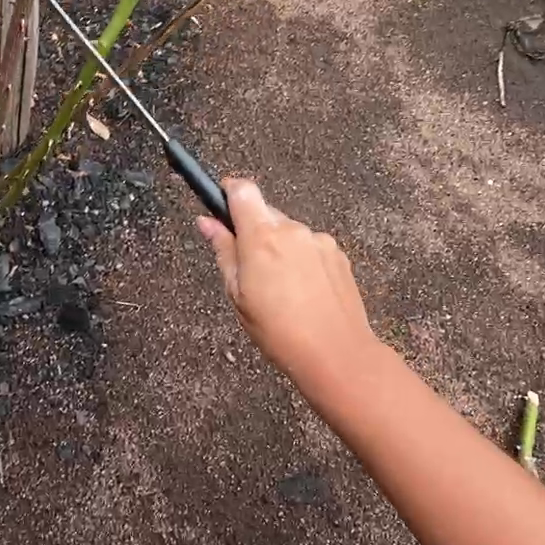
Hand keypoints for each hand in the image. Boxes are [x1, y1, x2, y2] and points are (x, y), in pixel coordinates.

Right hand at [197, 179, 383, 390]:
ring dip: (278, 248)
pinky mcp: (338, 254)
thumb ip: (223, 250)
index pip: (243, 190)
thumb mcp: (236, 293)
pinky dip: (300, 260)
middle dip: (253, 231)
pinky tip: (300, 291)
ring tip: (277, 288)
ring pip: (288, 232)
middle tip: (247, 269)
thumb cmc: (279, 330)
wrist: (336, 353)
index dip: (229, 191)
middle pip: (265, 213)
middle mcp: (292, 230)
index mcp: (261, 237)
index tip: (221, 202)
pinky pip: (309, 246)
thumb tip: (206, 222)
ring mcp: (319, 241)